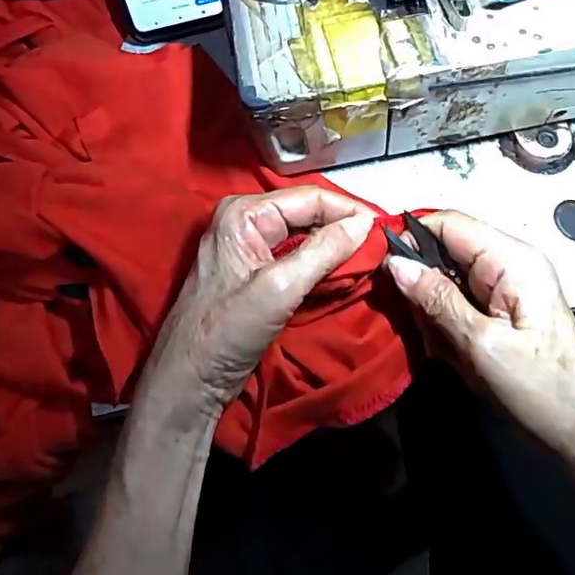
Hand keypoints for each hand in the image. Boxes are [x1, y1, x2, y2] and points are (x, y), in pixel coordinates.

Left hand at [135, 187, 376, 428]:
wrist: (190, 377)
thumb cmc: (227, 330)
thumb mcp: (279, 289)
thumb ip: (322, 252)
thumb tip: (364, 224)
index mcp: (243, 212)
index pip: (308, 197)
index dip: (348, 210)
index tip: (385, 228)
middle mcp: (244, 218)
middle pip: (305, 211)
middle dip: (342, 225)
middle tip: (381, 242)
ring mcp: (247, 243)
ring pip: (302, 231)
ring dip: (333, 242)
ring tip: (370, 253)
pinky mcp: (253, 267)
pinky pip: (294, 251)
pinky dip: (319, 258)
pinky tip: (342, 268)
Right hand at [384, 210, 574, 465]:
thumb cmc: (545, 393)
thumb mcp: (483, 345)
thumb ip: (437, 300)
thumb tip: (395, 264)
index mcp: (512, 259)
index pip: (447, 222)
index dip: (410, 238)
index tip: (381, 267)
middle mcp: (508, 263)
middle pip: (442, 250)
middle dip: (421, 283)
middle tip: (419, 323)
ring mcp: (504, 287)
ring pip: (443, 278)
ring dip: (431, 310)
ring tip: (443, 347)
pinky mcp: (498, 310)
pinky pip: (454, 300)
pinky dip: (443, 323)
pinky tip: (450, 353)